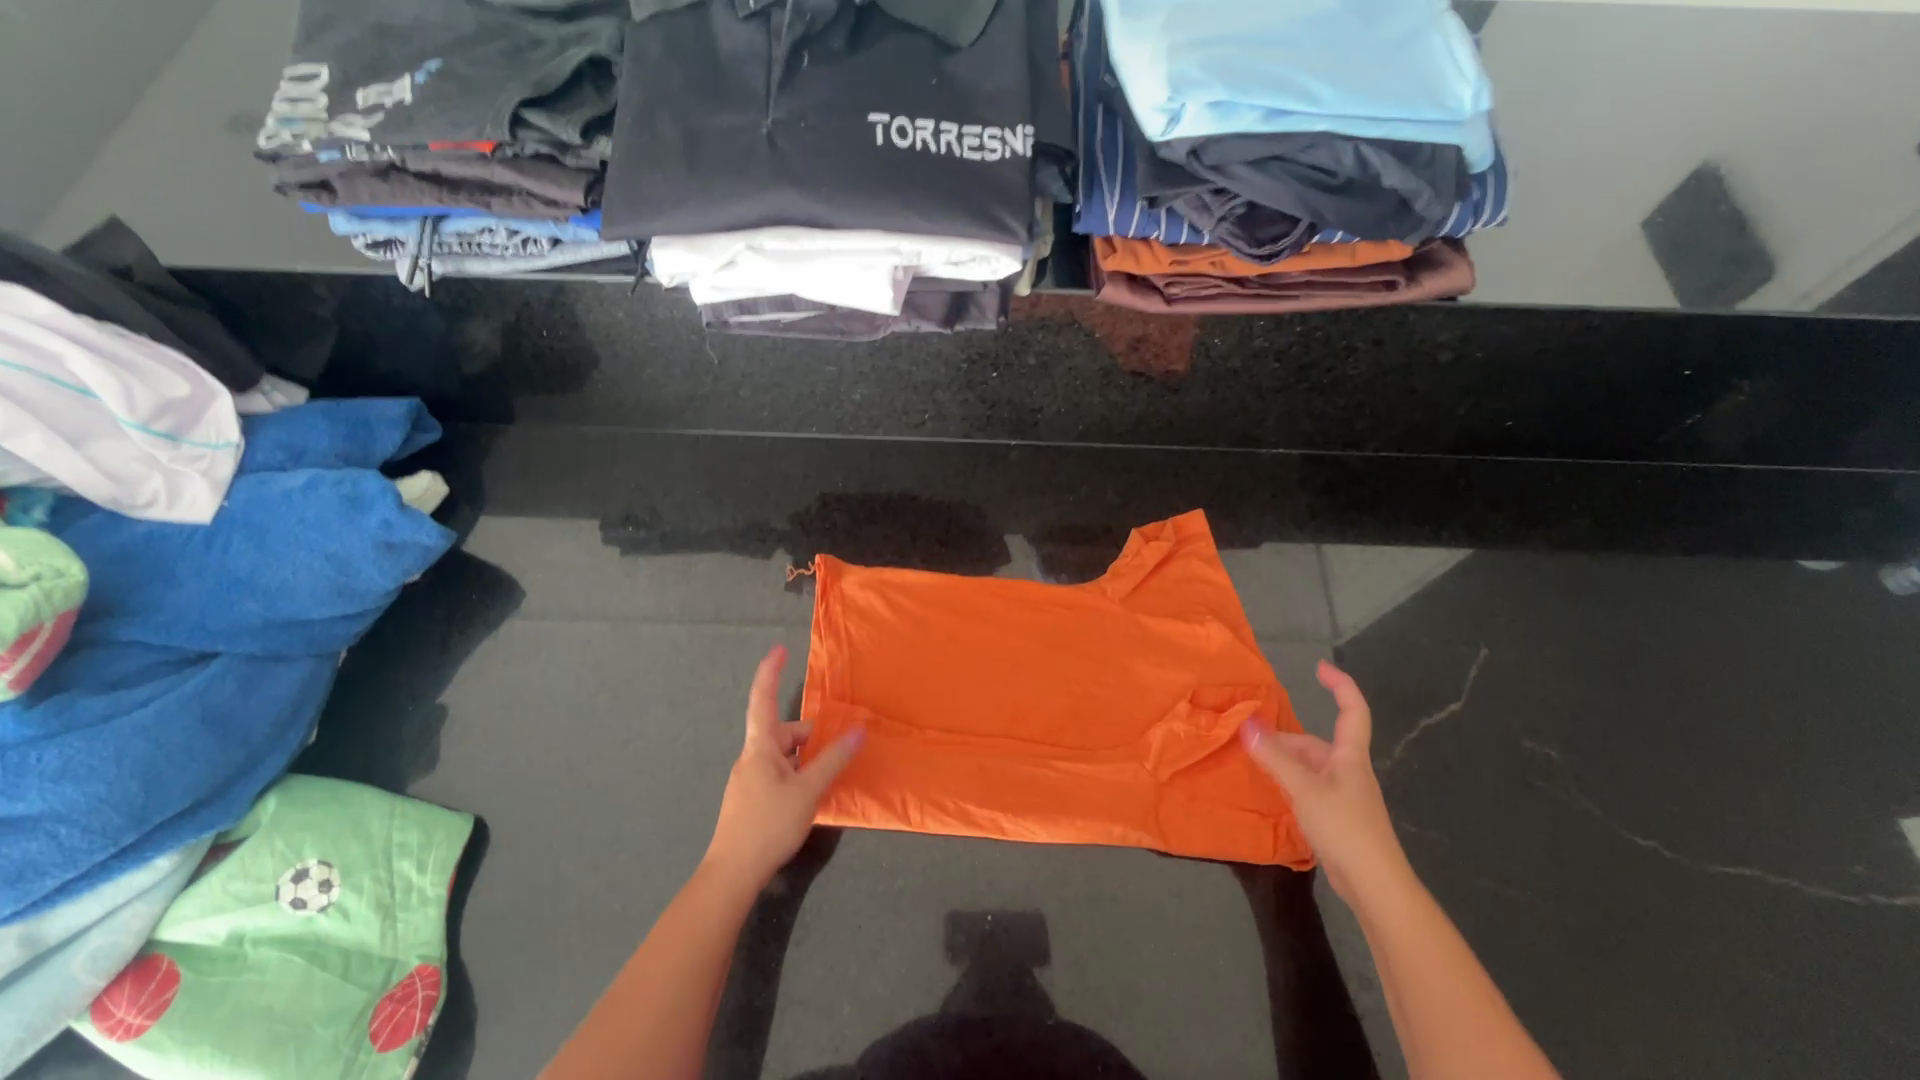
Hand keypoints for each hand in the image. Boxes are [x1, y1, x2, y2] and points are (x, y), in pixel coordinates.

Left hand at [703, 644, 863, 889]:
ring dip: (808, 760)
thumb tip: (859, 732)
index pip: (763, 699)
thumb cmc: (768, 824)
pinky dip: (799, 776)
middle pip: (784, 733)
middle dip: (812, 736)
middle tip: (841, 749)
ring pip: (784, 757)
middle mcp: (752, 757)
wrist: (732, 871)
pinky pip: (779, 774)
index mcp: (760, 747)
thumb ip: (833, 760)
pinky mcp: (751, 799)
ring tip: (831, 777)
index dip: (771, 672)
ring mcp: (749, 779)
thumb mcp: (808, 791)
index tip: (779, 649)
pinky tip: (812, 797)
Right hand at [1242, 660, 1408, 902]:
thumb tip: (1246, 724)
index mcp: (1350, 756)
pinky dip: (1289, 783)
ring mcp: (1344, 796)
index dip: (1340, 685)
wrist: (1374, 883)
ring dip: (1284, 761)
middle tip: (1250, 738)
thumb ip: (1274, 758)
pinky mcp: (1337, 818)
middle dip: (1285, 737)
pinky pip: (1309, 788)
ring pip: (1310, 767)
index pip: (1353, 710)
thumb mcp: (1304, 789)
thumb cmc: (1345, 828)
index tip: (1320, 668)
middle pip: (1318, 742)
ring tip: (1253, 763)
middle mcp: (1349, 770)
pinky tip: (1272, 793)